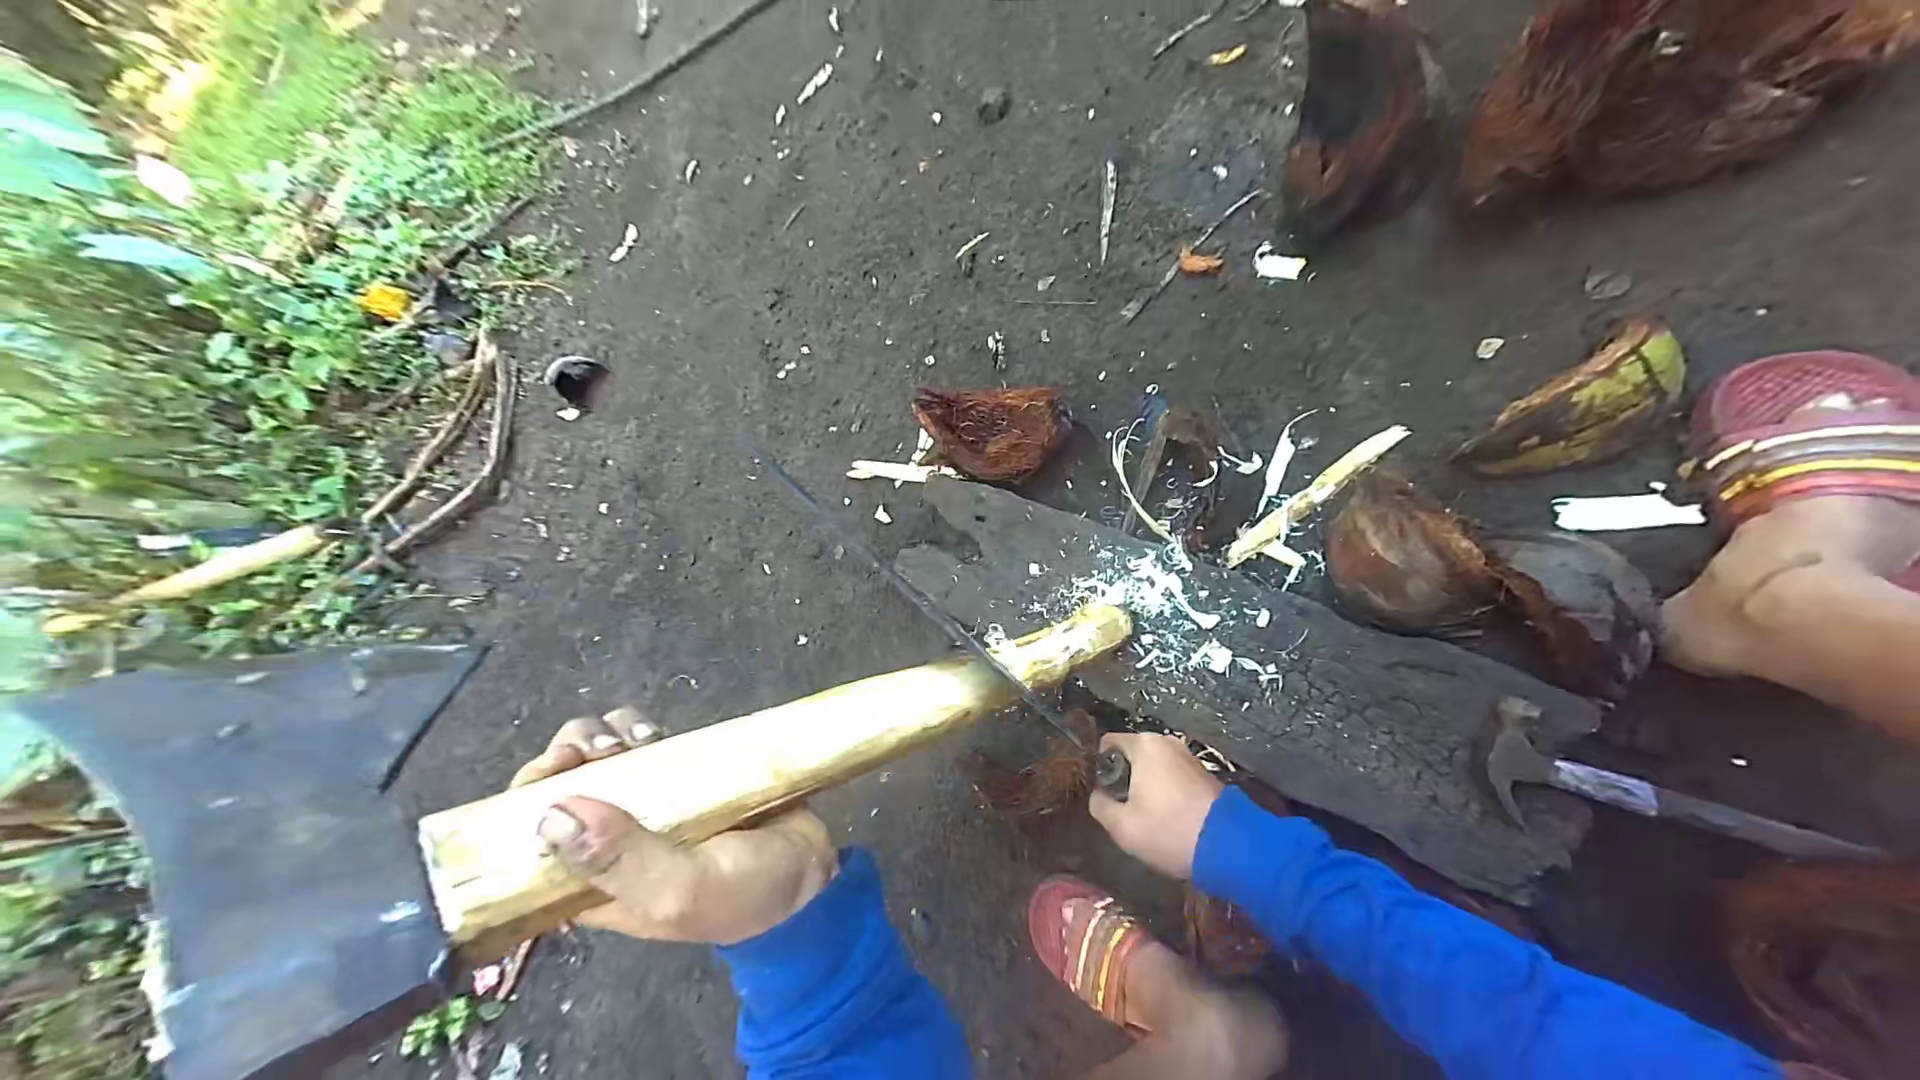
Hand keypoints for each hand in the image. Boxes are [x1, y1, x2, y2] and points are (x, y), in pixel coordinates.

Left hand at [511, 709, 838, 945]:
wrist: (811, 868)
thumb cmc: (744, 894)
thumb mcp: (680, 890)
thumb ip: (621, 859)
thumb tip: (551, 816)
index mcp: (594, 883)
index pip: (532, 842)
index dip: (528, 800)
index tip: (556, 770)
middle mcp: (610, 839)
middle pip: (560, 785)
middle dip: (568, 755)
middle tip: (601, 749)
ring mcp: (646, 801)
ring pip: (598, 756)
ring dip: (602, 736)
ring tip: (635, 739)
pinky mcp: (680, 771)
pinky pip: (641, 743)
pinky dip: (636, 729)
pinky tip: (654, 732)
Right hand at [1087, 733, 1223, 879]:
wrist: (1231, 848)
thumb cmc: (1168, 830)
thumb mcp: (1121, 826)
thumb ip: (1099, 804)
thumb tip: (1099, 795)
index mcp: (1144, 744)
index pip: (1106, 744)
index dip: (1099, 768)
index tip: (1102, 793)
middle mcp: (1167, 742)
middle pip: (1131, 755)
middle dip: (1123, 778)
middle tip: (1122, 808)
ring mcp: (1189, 756)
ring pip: (1153, 767)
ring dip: (1146, 786)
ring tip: (1147, 817)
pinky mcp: (1205, 773)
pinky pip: (1173, 776)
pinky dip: (1166, 791)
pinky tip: (1169, 817)